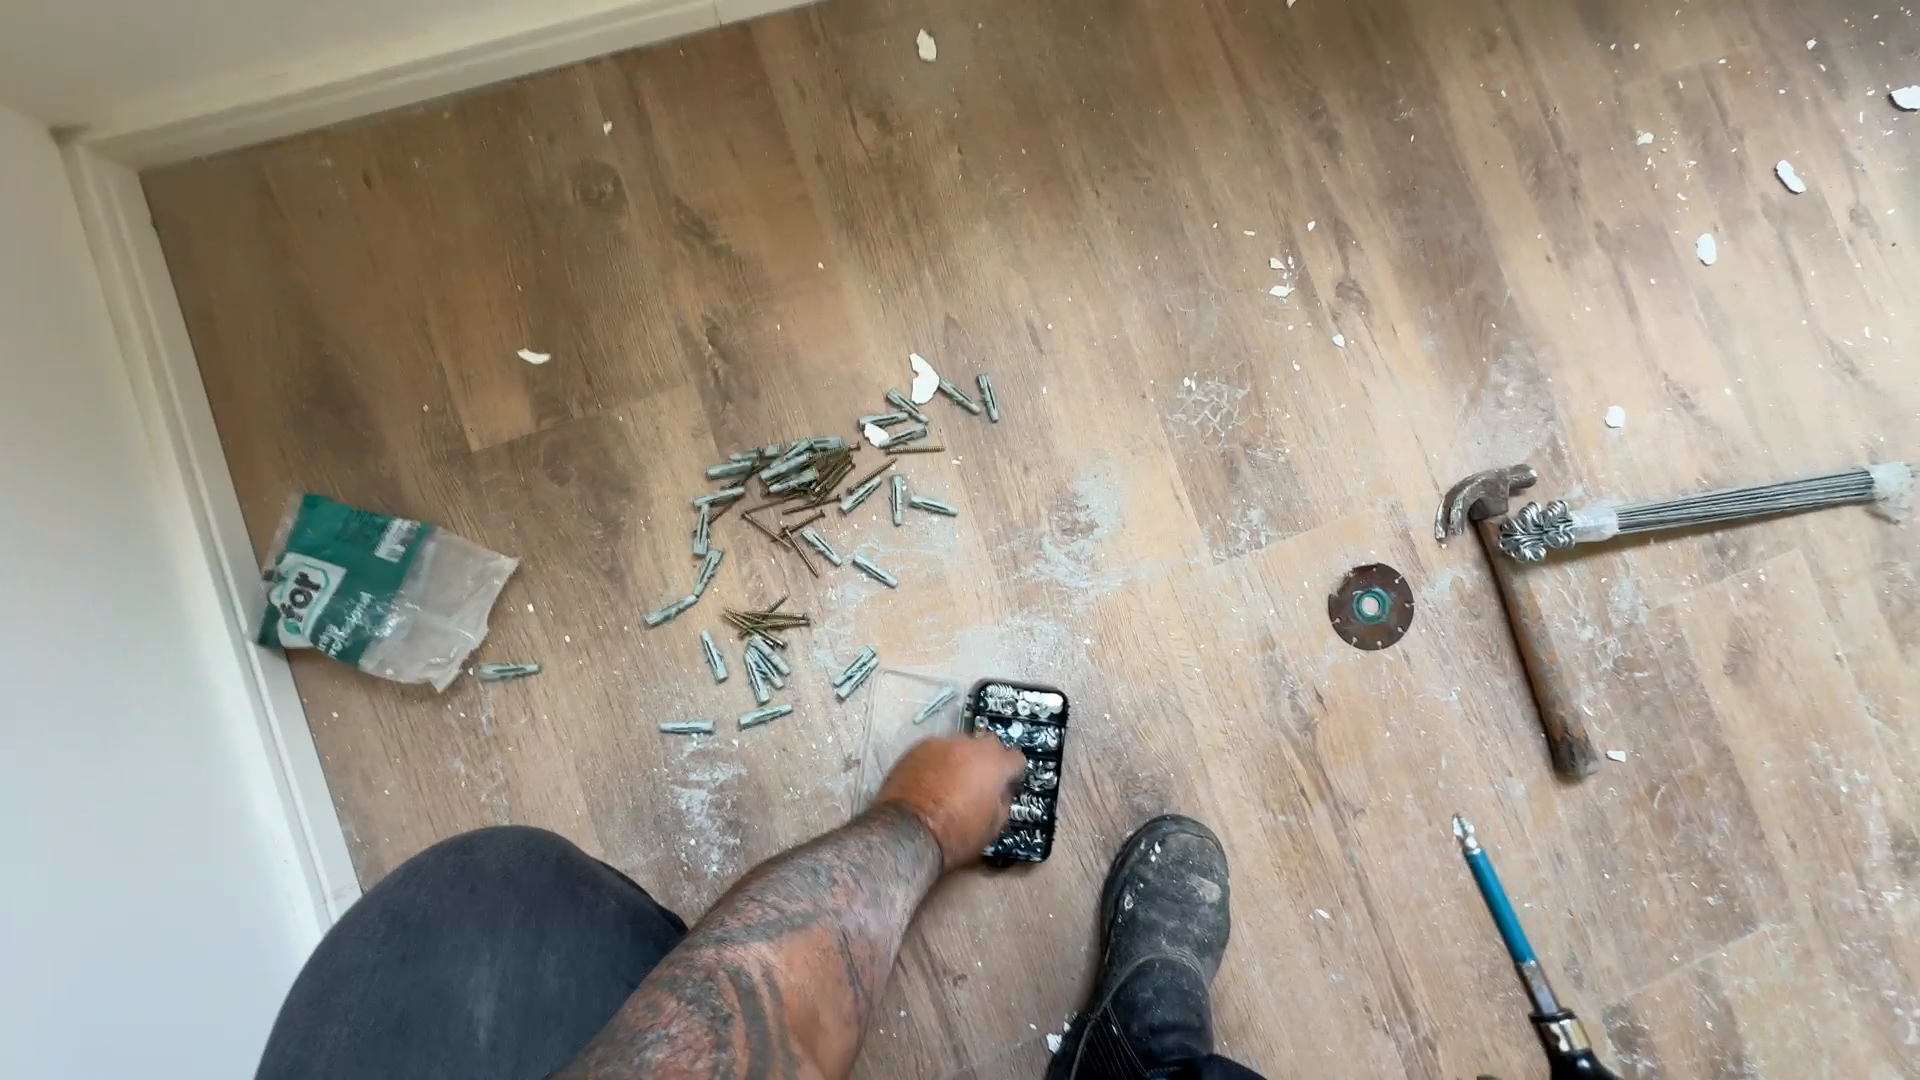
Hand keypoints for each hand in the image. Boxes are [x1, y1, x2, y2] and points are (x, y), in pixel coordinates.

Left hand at [876, 734, 1025, 869]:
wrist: (907, 832)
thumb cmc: (956, 834)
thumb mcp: (993, 826)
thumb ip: (1003, 801)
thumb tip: (1000, 791)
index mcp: (994, 764)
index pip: (1016, 758)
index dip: (1012, 773)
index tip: (1005, 784)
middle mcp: (971, 746)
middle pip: (989, 745)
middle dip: (988, 760)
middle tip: (979, 782)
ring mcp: (943, 743)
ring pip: (961, 745)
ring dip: (962, 759)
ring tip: (951, 781)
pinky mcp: (919, 747)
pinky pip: (937, 750)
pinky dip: (939, 761)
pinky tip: (930, 780)